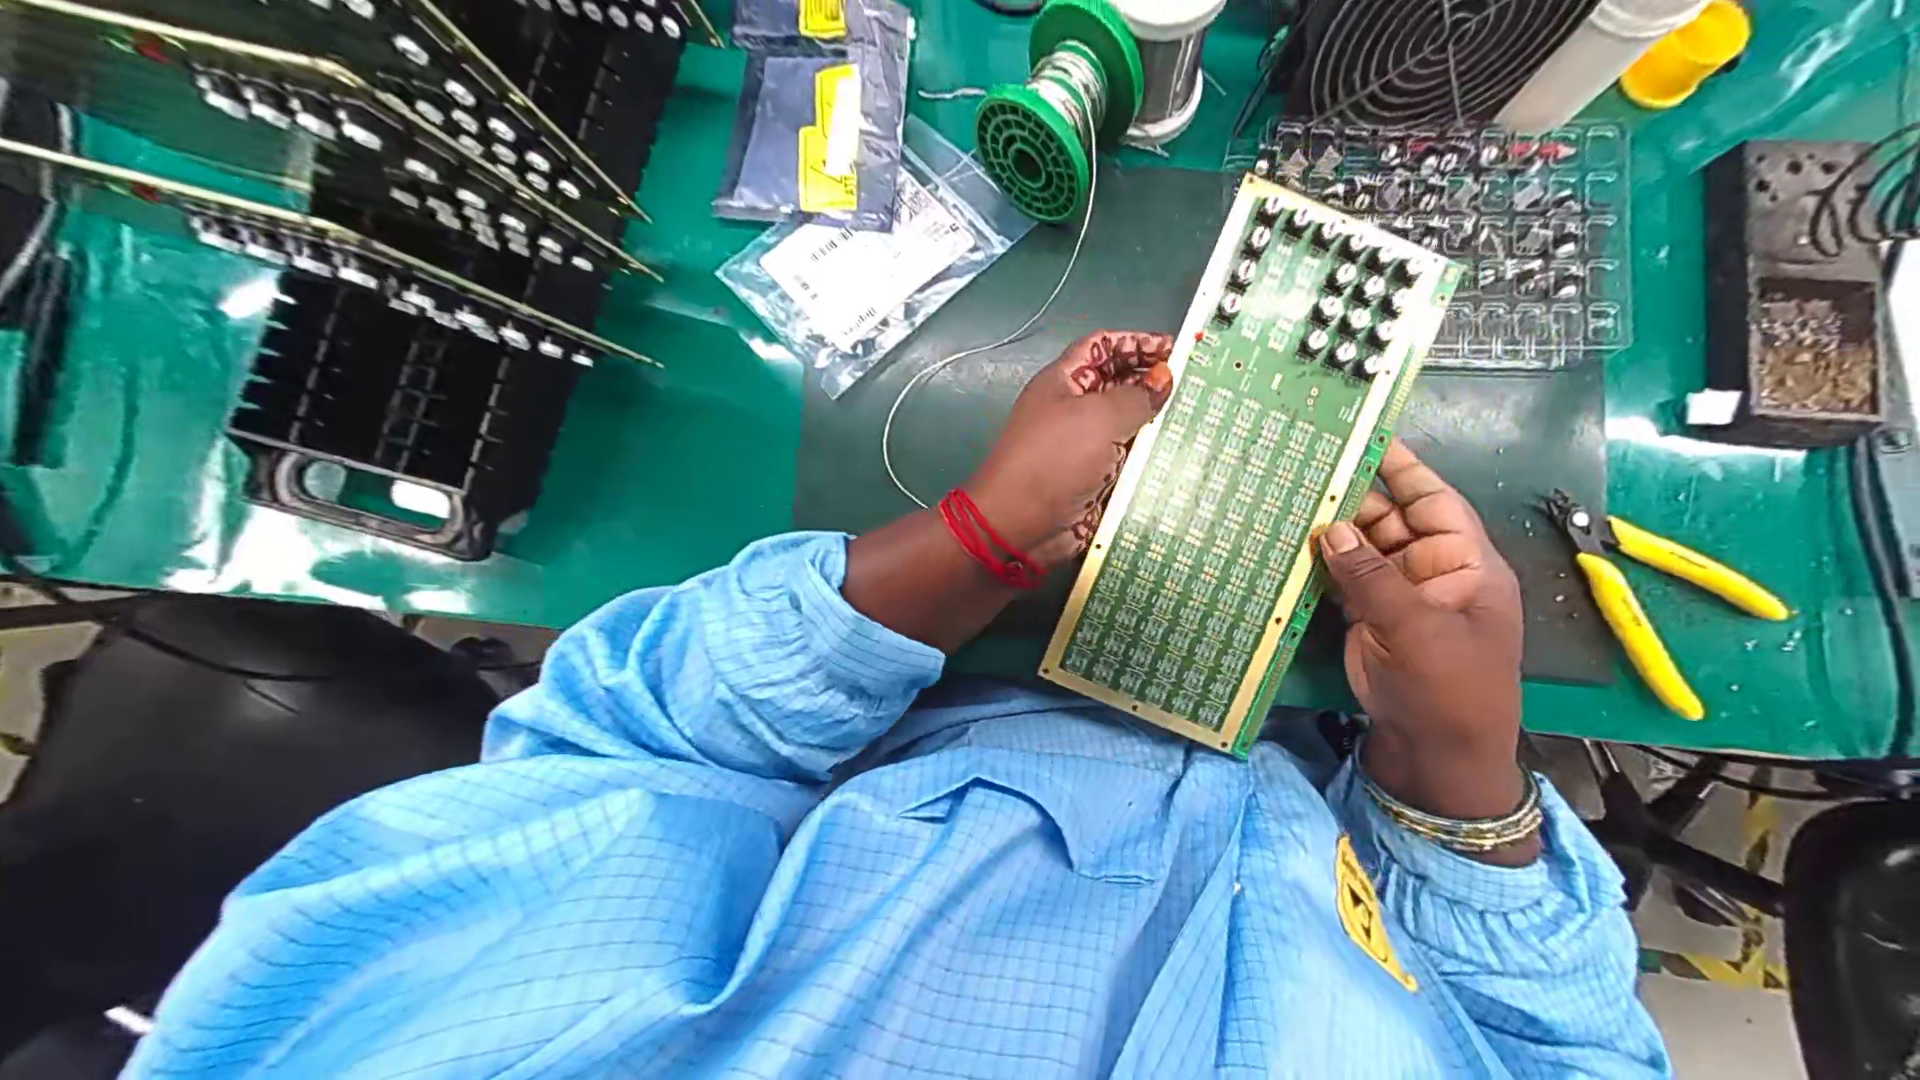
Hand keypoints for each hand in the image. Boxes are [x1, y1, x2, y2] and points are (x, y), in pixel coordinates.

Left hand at [966, 331, 1173, 567]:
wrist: (1020, 525)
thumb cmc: (1054, 460)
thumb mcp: (1098, 417)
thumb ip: (1136, 396)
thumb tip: (1163, 378)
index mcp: (1063, 383)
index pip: (1102, 347)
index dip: (1136, 343)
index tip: (1174, 349)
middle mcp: (1073, 411)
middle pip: (1118, 385)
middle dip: (1152, 382)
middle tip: (1195, 385)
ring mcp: (1084, 447)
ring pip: (1127, 425)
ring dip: (1157, 422)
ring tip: (1197, 417)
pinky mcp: (1094, 480)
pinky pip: (1128, 461)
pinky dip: (1151, 457)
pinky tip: (1182, 454)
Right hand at [1317, 440, 1535, 859]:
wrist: (1436, 752)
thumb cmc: (1447, 689)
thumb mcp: (1416, 630)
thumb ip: (1372, 577)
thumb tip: (1330, 530)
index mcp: (1464, 565)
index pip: (1433, 501)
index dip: (1404, 469)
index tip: (1369, 438)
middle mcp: (1429, 570)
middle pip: (1388, 520)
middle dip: (1352, 498)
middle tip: (1304, 472)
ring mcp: (1395, 594)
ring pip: (1359, 549)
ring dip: (1329, 532)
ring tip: (1288, 502)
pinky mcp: (1367, 616)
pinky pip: (1341, 578)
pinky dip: (1318, 564)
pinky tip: (1288, 547)